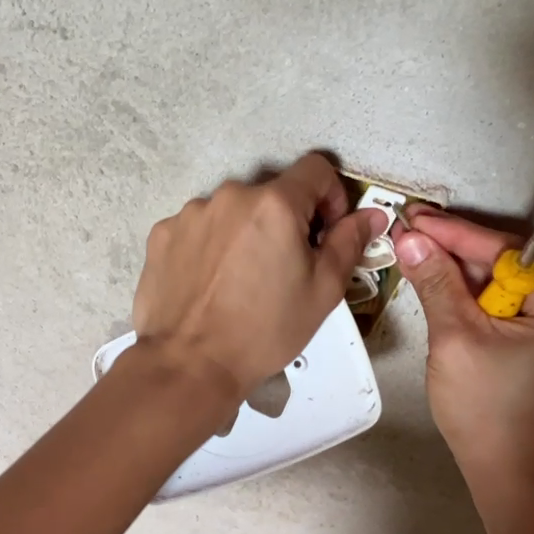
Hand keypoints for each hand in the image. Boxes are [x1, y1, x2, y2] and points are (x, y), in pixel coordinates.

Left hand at [132, 152, 384, 402]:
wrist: (190, 364)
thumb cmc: (263, 331)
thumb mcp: (322, 292)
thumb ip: (348, 243)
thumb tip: (370, 215)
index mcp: (274, 204)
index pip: (315, 169)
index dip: (330, 196)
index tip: (325, 231)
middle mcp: (230, 197)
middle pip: (271, 193)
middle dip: (285, 221)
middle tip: (284, 267)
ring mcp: (191, 214)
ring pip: (233, 211)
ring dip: (245, 232)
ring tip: (242, 280)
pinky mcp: (163, 235)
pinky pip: (199, 228)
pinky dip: (211, 246)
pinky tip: (211, 283)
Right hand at [395, 208, 533, 480]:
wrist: (501, 469)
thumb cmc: (485, 406)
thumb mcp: (456, 337)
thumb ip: (436, 283)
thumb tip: (410, 238)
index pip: (505, 253)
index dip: (458, 234)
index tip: (416, 218)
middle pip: (502, 264)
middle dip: (454, 249)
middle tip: (409, 230)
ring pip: (493, 284)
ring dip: (454, 270)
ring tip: (412, 248)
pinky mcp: (527, 341)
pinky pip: (493, 306)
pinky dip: (462, 295)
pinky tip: (432, 280)